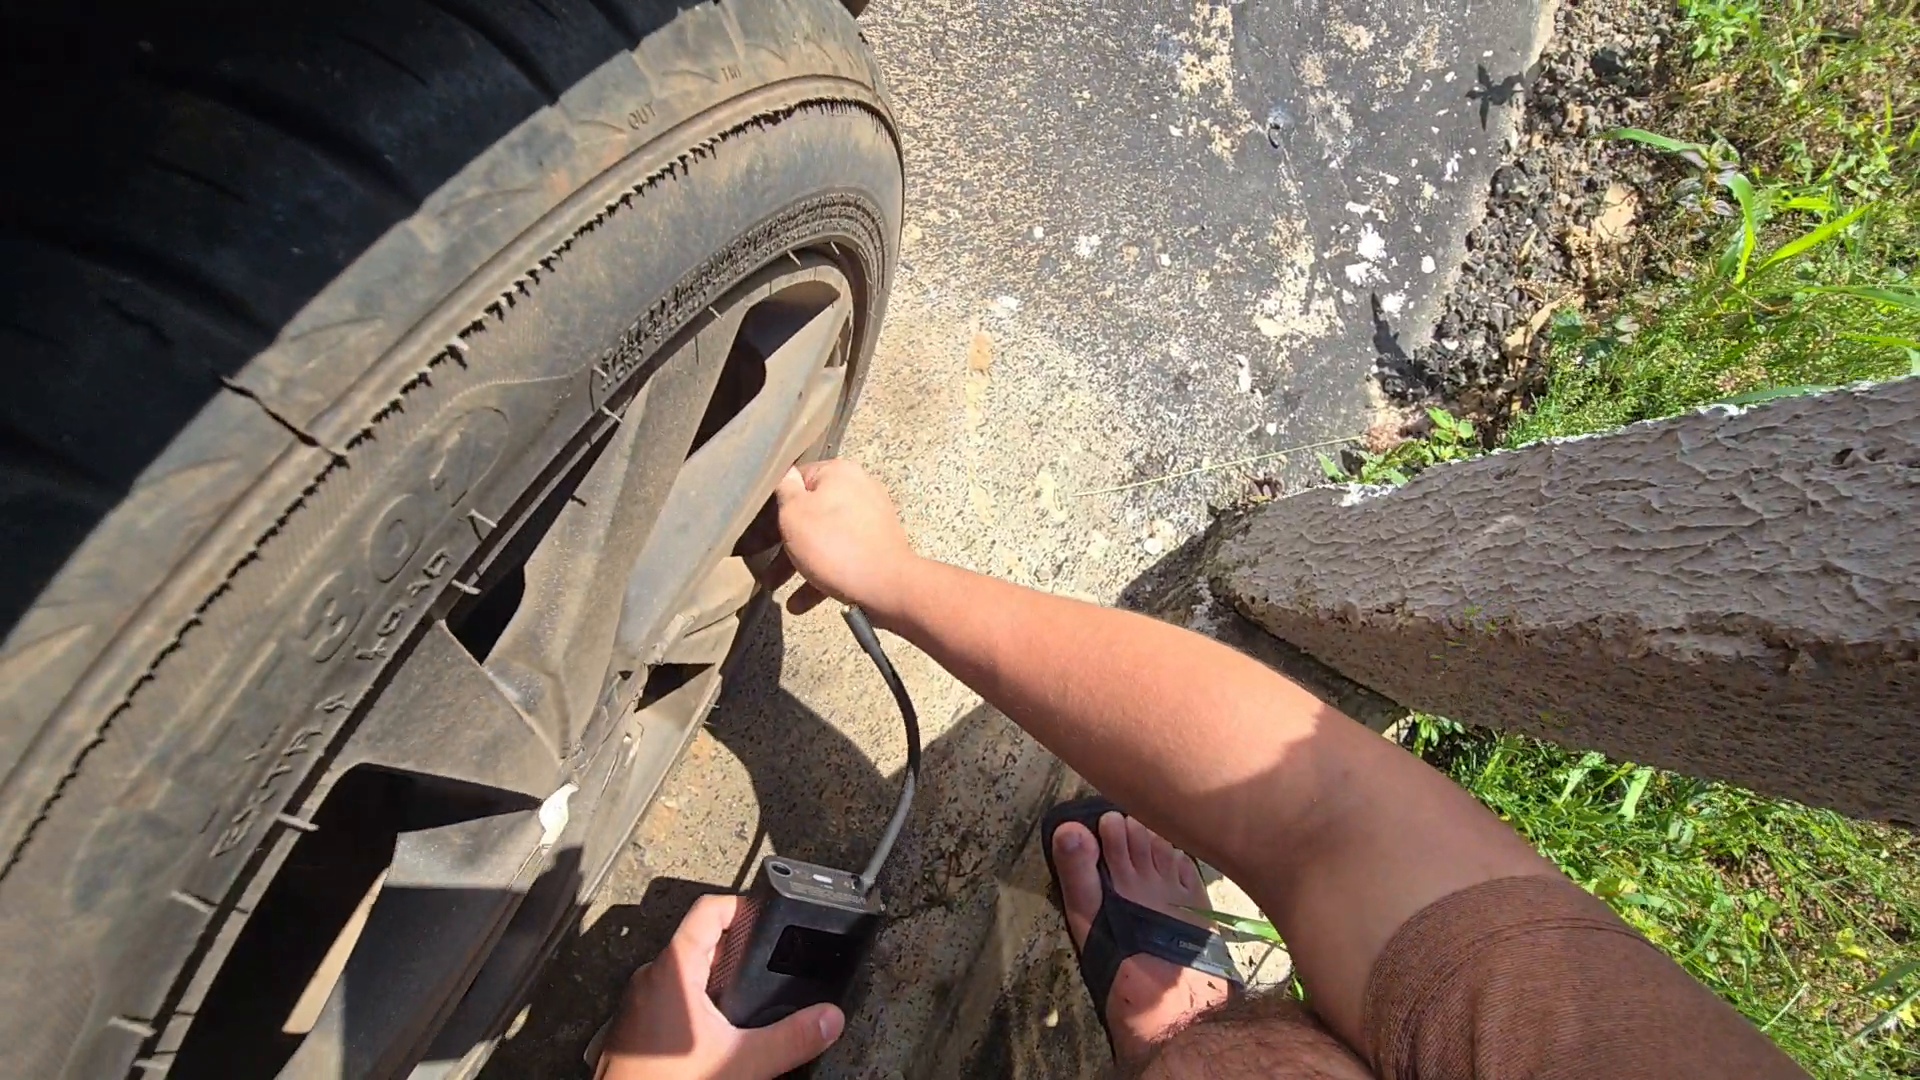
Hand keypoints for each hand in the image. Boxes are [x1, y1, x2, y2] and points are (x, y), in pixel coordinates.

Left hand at [595, 895, 843, 1079]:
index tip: (766, 918)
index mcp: (672, 969)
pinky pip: (671, 996)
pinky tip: (718, 1030)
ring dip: (717, 978)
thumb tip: (830, 1018)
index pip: (709, 909)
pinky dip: (698, 1001)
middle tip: (767, 964)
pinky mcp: (633, 1030)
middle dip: (737, 950)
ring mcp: (638, 1004)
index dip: (742, 906)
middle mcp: (650, 978)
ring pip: (686, 970)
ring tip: (747, 998)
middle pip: (701, 940)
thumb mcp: (740, 1064)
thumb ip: (789, 1038)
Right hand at [773, 460, 916, 616]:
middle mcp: (858, 489)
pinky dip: (821, 574)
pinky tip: (799, 603)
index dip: (773, 503)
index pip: (796, 479)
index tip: (758, 526)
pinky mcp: (877, 546)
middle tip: (762, 561)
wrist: (886, 587)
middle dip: (783, 541)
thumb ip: (784, 490)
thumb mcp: (794, 514)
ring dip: (798, 563)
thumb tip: (785, 473)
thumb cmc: (835, 547)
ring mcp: (870, 518)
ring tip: (775, 587)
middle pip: (809, 512)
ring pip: (824, 537)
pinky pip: (842, 555)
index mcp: (839, 473)